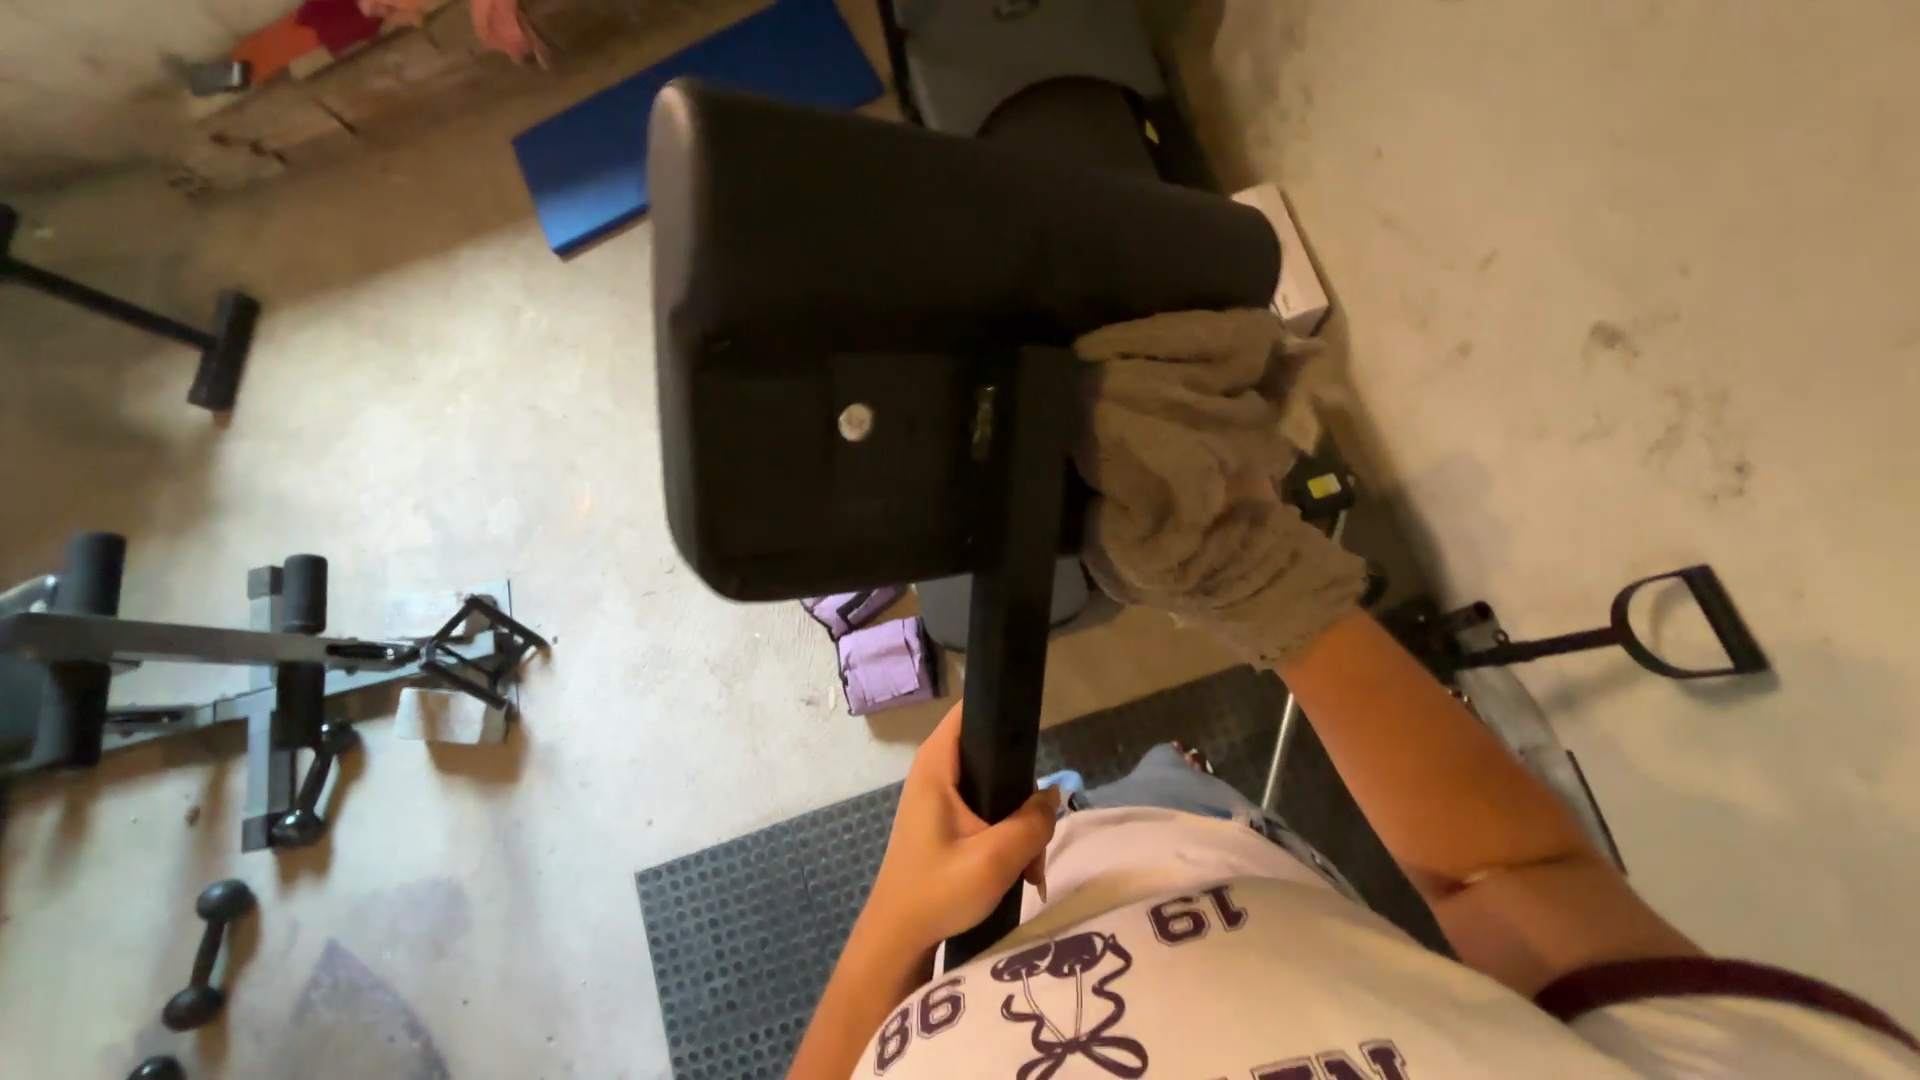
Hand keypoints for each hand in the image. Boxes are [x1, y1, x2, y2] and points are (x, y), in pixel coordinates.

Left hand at [864, 704, 1059, 953]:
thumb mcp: (995, 860)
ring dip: (1018, 823)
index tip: (1035, 734)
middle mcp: (935, 773)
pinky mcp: (945, 823)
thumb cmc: (938, 892)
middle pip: (991, 755)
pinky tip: (1019, 869)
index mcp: (936, 766)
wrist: (899, 939)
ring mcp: (938, 799)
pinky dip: (1005, 836)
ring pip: (994, 789)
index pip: (969, 712)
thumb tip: (1053, 795)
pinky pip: (986, 812)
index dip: (1002, 714)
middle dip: (1022, 790)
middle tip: (1039, 831)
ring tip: (1030, 864)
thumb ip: (1032, 824)